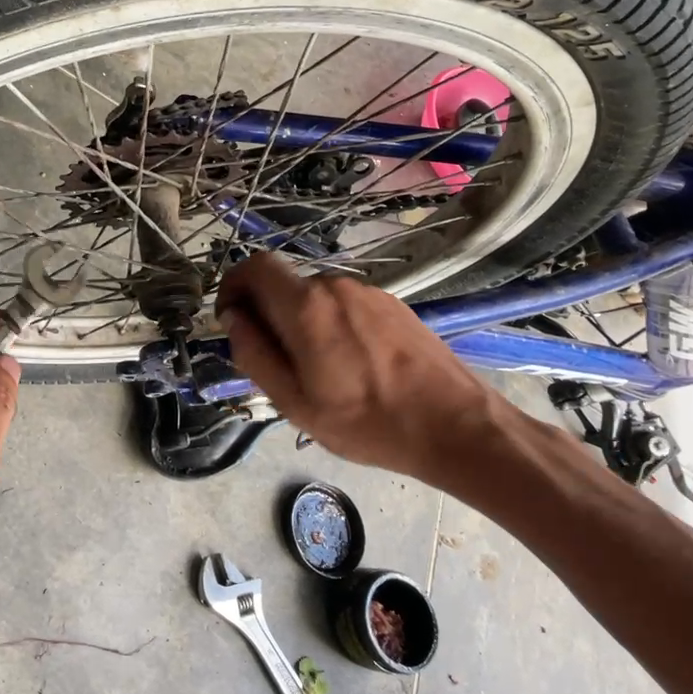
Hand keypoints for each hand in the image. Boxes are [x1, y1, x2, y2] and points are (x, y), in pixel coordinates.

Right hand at [215, 252, 505, 481]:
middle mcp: (335, 286)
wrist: (459, 427)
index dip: (234, 286)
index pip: (254, 266)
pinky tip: (353, 368)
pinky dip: (333, 327)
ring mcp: (369, 293)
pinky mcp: (394, 305)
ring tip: (319, 373)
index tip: (234, 322)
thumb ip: (255, 355)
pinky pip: (345, 306)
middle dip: (268, 314)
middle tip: (276, 363)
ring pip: (315, 298)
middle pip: (284, 284)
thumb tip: (233, 321)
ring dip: (302, 323)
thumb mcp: (295, 402)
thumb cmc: (369, 422)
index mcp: (306, 306)